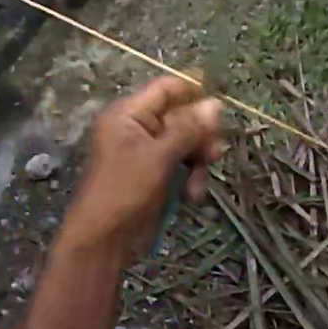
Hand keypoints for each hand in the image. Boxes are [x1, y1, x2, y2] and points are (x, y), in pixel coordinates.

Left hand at [55, 76, 224, 265]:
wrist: (104, 239)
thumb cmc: (125, 190)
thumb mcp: (159, 156)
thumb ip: (188, 129)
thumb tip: (216, 104)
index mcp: (128, 115)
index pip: (166, 89)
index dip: (194, 90)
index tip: (223, 99)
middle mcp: (137, 129)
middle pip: (180, 118)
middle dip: (200, 136)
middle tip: (215, 154)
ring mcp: (146, 154)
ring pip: (185, 145)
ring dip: (198, 162)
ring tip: (198, 185)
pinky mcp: (154, 177)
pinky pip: (180, 167)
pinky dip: (190, 178)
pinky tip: (192, 196)